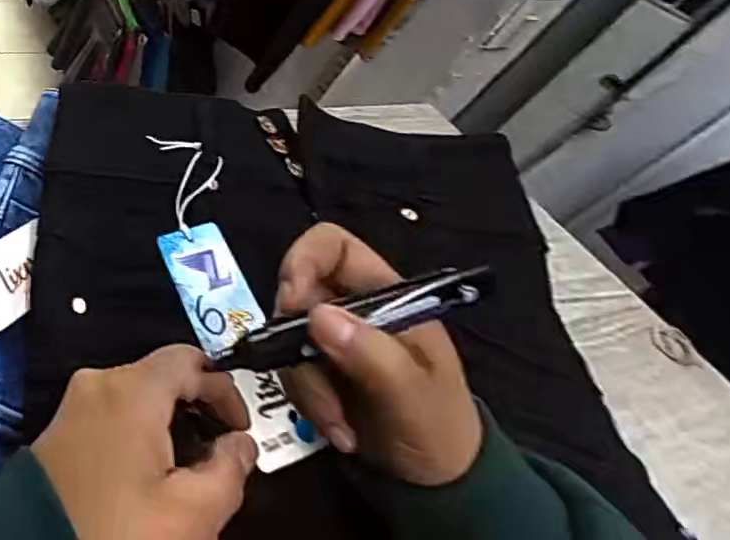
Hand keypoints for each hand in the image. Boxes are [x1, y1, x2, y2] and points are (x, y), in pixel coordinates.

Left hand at [33, 344, 257, 539]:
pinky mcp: (58, 432)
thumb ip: (228, 472)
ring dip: (169, 422)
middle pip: (164, 376)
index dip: (225, 391)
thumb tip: (240, 446)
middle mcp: (102, 382)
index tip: (241, 429)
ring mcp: (75, 405)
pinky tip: (148, 473)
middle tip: (219, 447)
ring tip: (188, 466)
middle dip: (198, 407)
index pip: (192, 361)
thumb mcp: (188, 517)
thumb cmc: (113, 533)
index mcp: (134, 388)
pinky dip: (139, 433)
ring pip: (138, 397)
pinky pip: (112, 416)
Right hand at [275, 223, 481, 485]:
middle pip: (300, 291)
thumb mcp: (414, 392)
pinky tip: (338, 430)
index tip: (291, 301)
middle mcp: (352, 305)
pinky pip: (291, 371)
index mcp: (384, 291)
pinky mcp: (319, 369)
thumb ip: (371, 353)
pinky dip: (308, 403)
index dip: (304, 258)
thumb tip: (317, 315)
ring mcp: (333, 337)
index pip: (332, 245)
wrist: (440, 483)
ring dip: (307, 384)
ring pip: (288, 336)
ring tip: (339, 422)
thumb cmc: (441, 426)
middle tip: (314, 377)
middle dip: (298, 339)